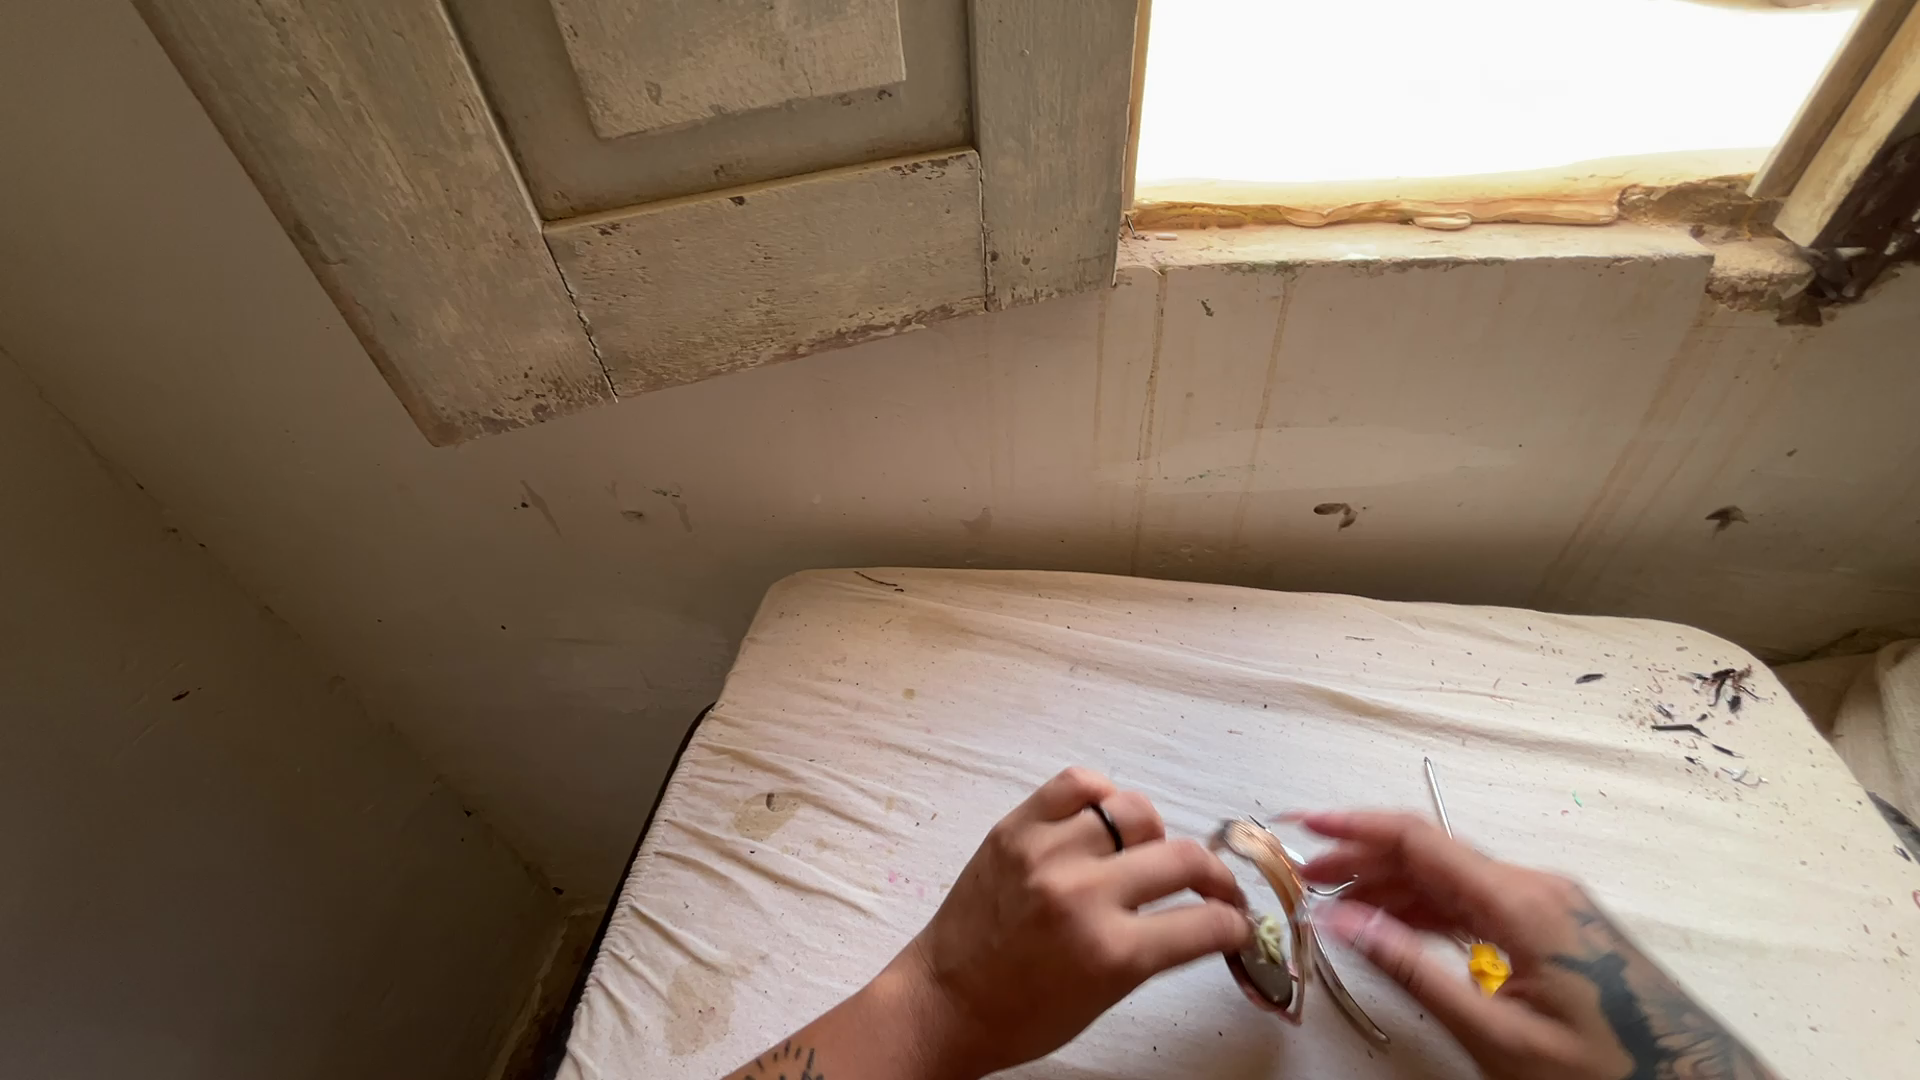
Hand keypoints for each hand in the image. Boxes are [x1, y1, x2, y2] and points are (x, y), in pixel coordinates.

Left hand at [882, 767, 1252, 1078]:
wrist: (947, 996)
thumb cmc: (1027, 1012)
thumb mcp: (1106, 995)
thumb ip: (1154, 947)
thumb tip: (1200, 911)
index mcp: (1112, 953)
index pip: (1204, 923)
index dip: (1235, 921)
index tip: (1238, 919)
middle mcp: (1084, 893)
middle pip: (1180, 857)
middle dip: (1213, 874)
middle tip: (1211, 884)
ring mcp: (1047, 851)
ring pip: (1132, 810)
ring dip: (1152, 834)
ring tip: (1142, 850)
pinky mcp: (1016, 825)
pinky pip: (1076, 783)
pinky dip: (1101, 793)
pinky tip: (1103, 815)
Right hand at [1299, 811, 1777, 1079]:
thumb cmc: (1608, 1077)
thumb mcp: (1497, 1035)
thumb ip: (1411, 969)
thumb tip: (1336, 919)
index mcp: (1518, 899)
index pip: (1414, 836)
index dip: (1351, 824)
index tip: (1302, 824)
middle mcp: (1531, 885)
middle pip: (1425, 853)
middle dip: (1360, 859)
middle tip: (1308, 879)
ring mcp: (1544, 902)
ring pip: (1445, 876)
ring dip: (1388, 884)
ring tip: (1339, 902)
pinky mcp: (1551, 922)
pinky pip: (1471, 900)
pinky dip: (1424, 906)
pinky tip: (1394, 923)